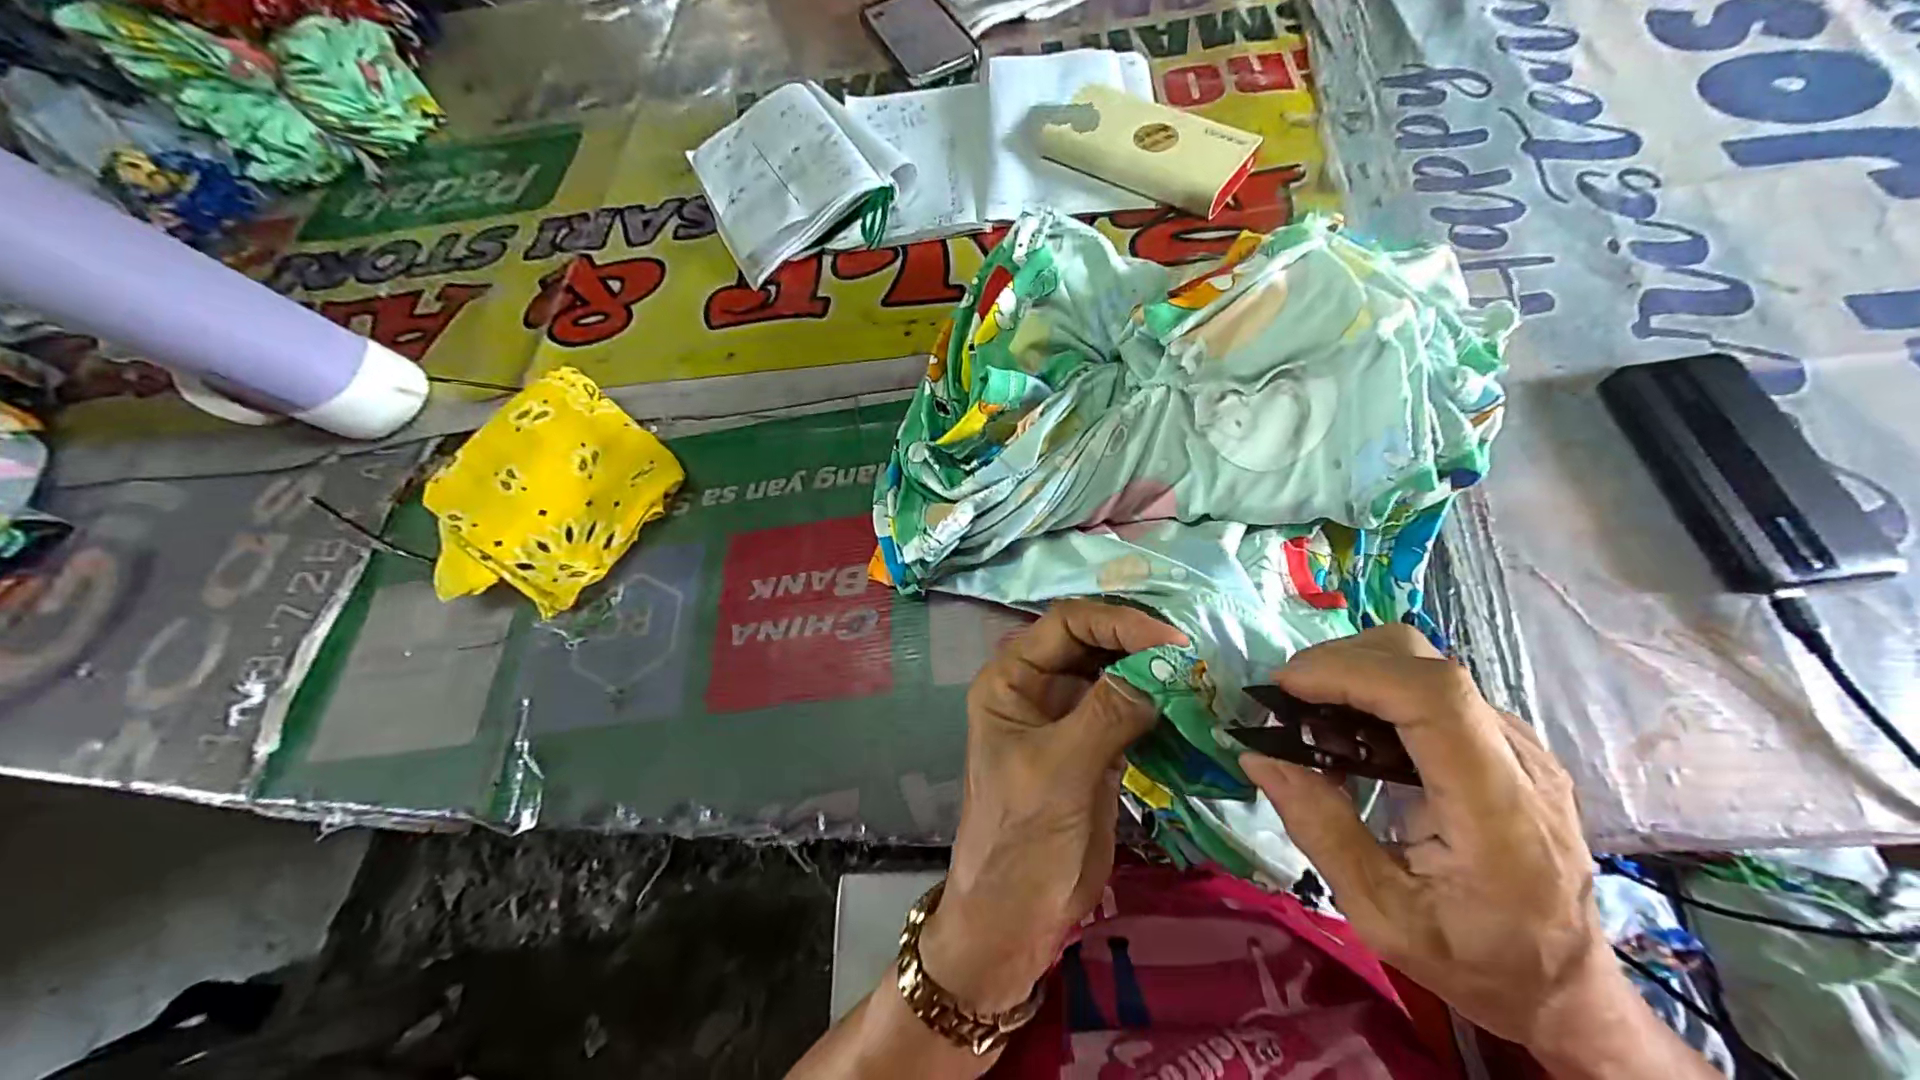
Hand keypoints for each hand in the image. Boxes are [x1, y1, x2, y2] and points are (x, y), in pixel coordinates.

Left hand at [921, 600, 1187, 1011]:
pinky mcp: (1096, 744)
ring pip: (1115, 673)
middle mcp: (1038, 686)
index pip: (1066, 624)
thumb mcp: (1059, 769)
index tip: (1171, 640)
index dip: (1117, 621)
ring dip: (1154, 670)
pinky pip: (1130, 709)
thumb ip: (1107, 713)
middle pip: (1093, 641)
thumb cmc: (1021, 837)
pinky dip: (1159, 704)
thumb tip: (1162, 667)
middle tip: (1193, 655)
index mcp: (1011, 679)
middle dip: (1139, 641)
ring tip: (1200, 674)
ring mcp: (1069, 715)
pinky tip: (1191, 705)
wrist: (1018, 912)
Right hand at [1239, 625, 1659, 1065]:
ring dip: (1354, 669)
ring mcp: (1519, 745)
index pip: (1432, 696)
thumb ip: (1320, 830)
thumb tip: (1259, 758)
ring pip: (1427, 663)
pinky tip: (1347, 727)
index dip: (1350, 673)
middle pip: (1425, 663)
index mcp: (1497, 810)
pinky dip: (1375, 687)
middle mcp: (1520, 761)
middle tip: (1286, 698)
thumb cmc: (1476, 959)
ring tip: (1308, 709)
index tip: (1284, 688)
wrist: (1567, 986)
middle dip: (1341, 662)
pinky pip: (1432, 687)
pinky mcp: (1506, 743)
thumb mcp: (1381, 915)